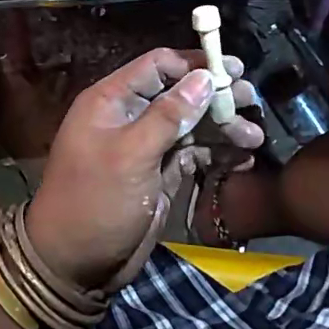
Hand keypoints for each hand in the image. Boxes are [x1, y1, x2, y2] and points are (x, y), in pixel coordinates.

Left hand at [27, 48, 262, 290]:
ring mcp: (146, 146)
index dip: (194, 64)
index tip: (233, 70)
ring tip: (253, 139)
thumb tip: (204, 77)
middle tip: (251, 103)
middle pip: (179, 93)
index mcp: (111, 101)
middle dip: (215, 97)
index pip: (157, 66)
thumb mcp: (130, 155)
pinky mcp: (159, 174)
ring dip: (222, 128)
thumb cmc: (95, 201)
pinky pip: (192, 153)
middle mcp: (129, 117)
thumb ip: (168, 115)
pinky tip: (242, 158)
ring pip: (190, 125)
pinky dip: (216, 154)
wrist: (75, 264)